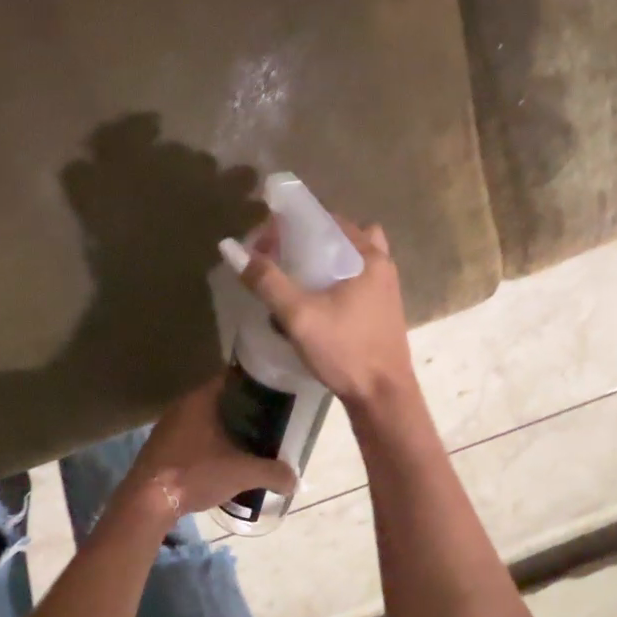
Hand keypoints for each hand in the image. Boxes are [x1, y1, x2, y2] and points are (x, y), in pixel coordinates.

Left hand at [110, 376, 296, 524]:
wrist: (149, 500)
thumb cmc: (195, 473)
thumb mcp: (241, 473)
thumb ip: (272, 473)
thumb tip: (295, 479)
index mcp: (200, 399)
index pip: (232, 377)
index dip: (255, 382)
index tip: (275, 391)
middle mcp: (183, 405)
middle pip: (220, 399)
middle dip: (243, 409)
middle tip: (269, 419)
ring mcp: (169, 425)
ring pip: (205, 419)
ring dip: (225, 427)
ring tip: (251, 440)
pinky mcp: (162, 445)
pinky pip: (193, 435)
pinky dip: (210, 442)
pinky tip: (223, 458)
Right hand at [221, 215, 415, 407]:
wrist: (383, 397)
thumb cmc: (345, 350)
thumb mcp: (298, 315)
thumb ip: (266, 281)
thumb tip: (232, 249)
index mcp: (367, 255)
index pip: (326, 219)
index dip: (291, 224)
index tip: (265, 243)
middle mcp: (381, 263)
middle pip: (337, 236)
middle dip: (303, 241)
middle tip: (274, 258)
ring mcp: (384, 287)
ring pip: (346, 258)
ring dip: (319, 261)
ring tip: (292, 277)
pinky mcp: (380, 309)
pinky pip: (352, 279)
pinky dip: (331, 279)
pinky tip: (310, 300)